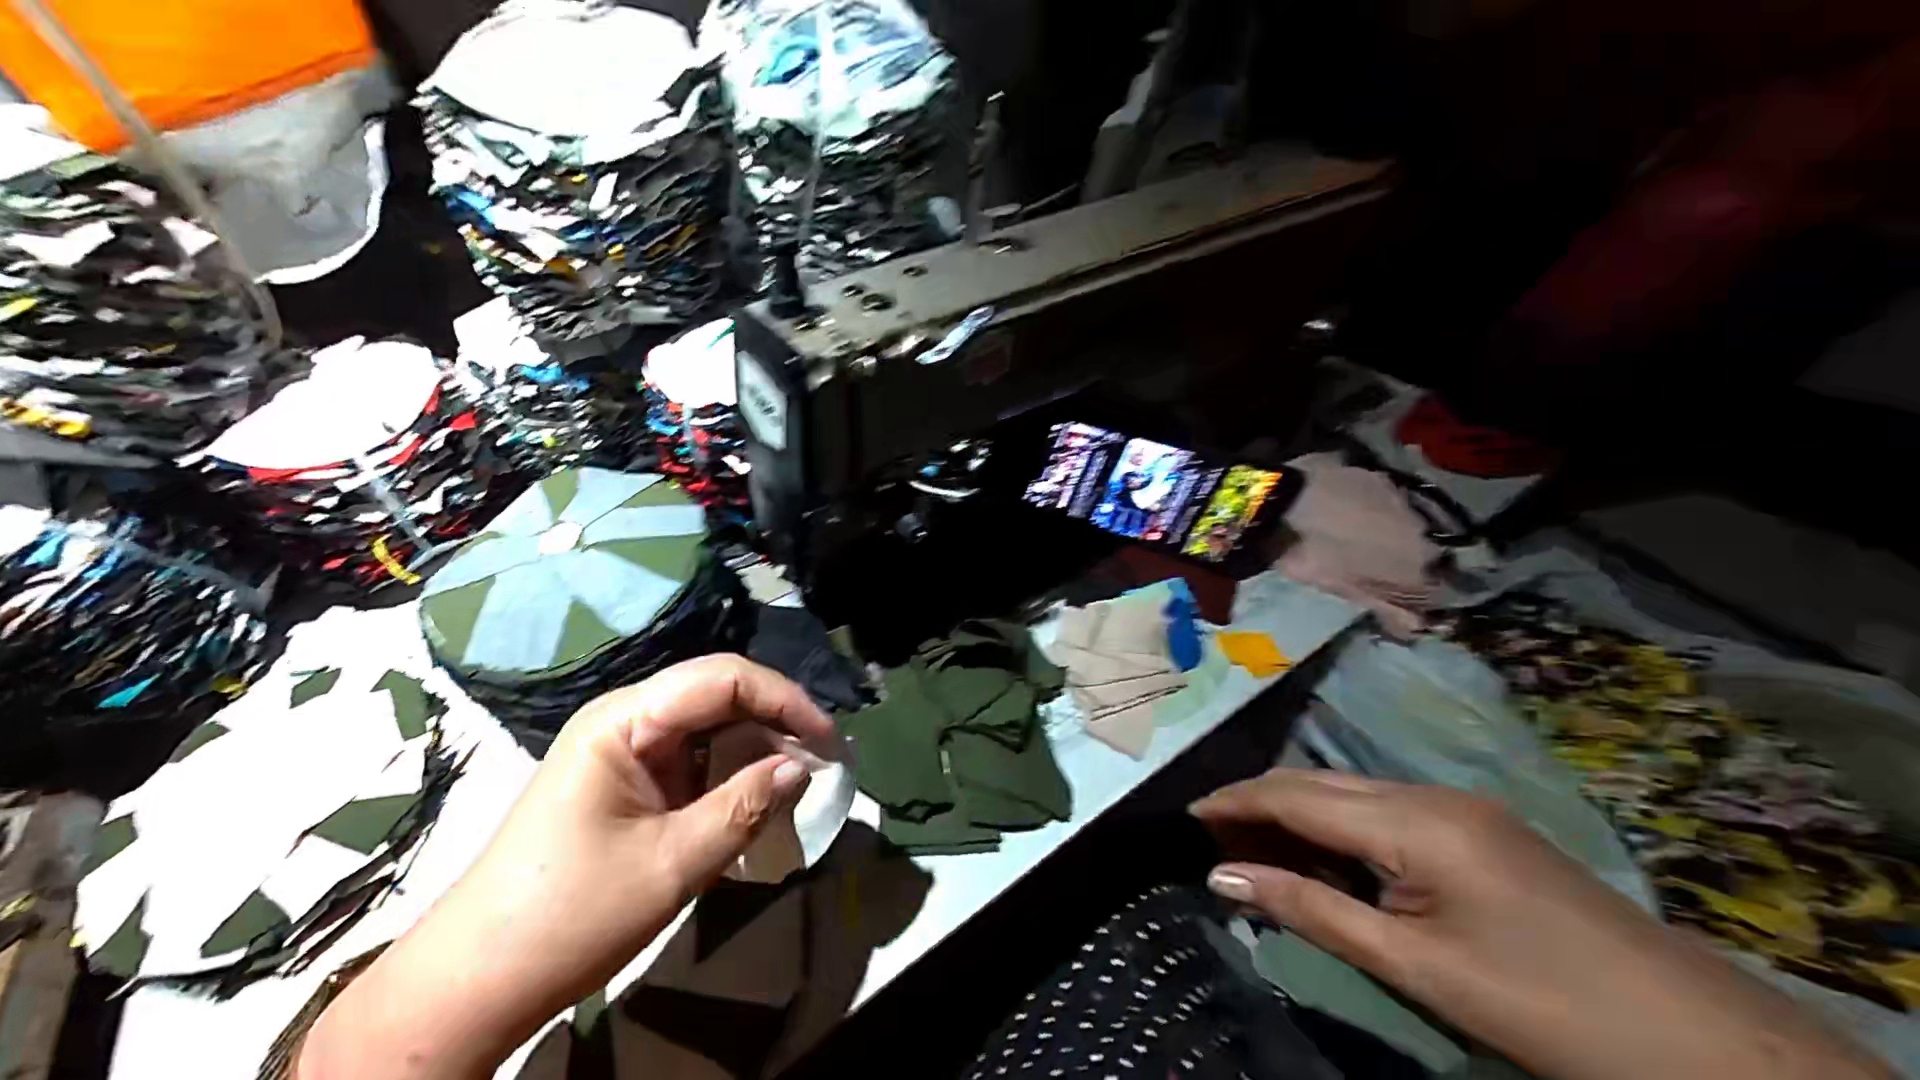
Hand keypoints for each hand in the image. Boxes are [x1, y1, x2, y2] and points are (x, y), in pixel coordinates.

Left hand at [300, 655, 832, 1079]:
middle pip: (718, 693)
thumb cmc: (569, 917)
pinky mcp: (628, 779)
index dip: (785, 699)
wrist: (472, 985)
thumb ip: (745, 807)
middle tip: (822, 760)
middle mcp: (624, 718)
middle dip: (776, 719)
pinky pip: (694, 757)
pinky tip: (756, 796)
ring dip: (757, 746)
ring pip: (710, 724)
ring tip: (797, 779)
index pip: (723, 678)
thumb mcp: (672, 864)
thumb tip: (804, 767)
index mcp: (624, 719)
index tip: (828, 741)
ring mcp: (624, 748)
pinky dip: (732, 771)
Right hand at [1191, 768, 1891, 1079]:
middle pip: (1317, 782)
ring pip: (1348, 791)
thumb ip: (1309, 908)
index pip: (1295, 793)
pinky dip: (1336, 825)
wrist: (1702, 1040)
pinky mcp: (1476, 825)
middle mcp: (1429, 792)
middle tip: (1210, 836)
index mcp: (1413, 819)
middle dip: (1257, 802)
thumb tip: (1220, 876)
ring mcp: (1457, 803)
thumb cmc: (1540, 1005)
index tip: (1184, 817)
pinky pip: (1381, 809)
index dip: (1233, 801)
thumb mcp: (1411, 964)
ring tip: (1251, 845)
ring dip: (1295, 812)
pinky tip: (1321, 852)